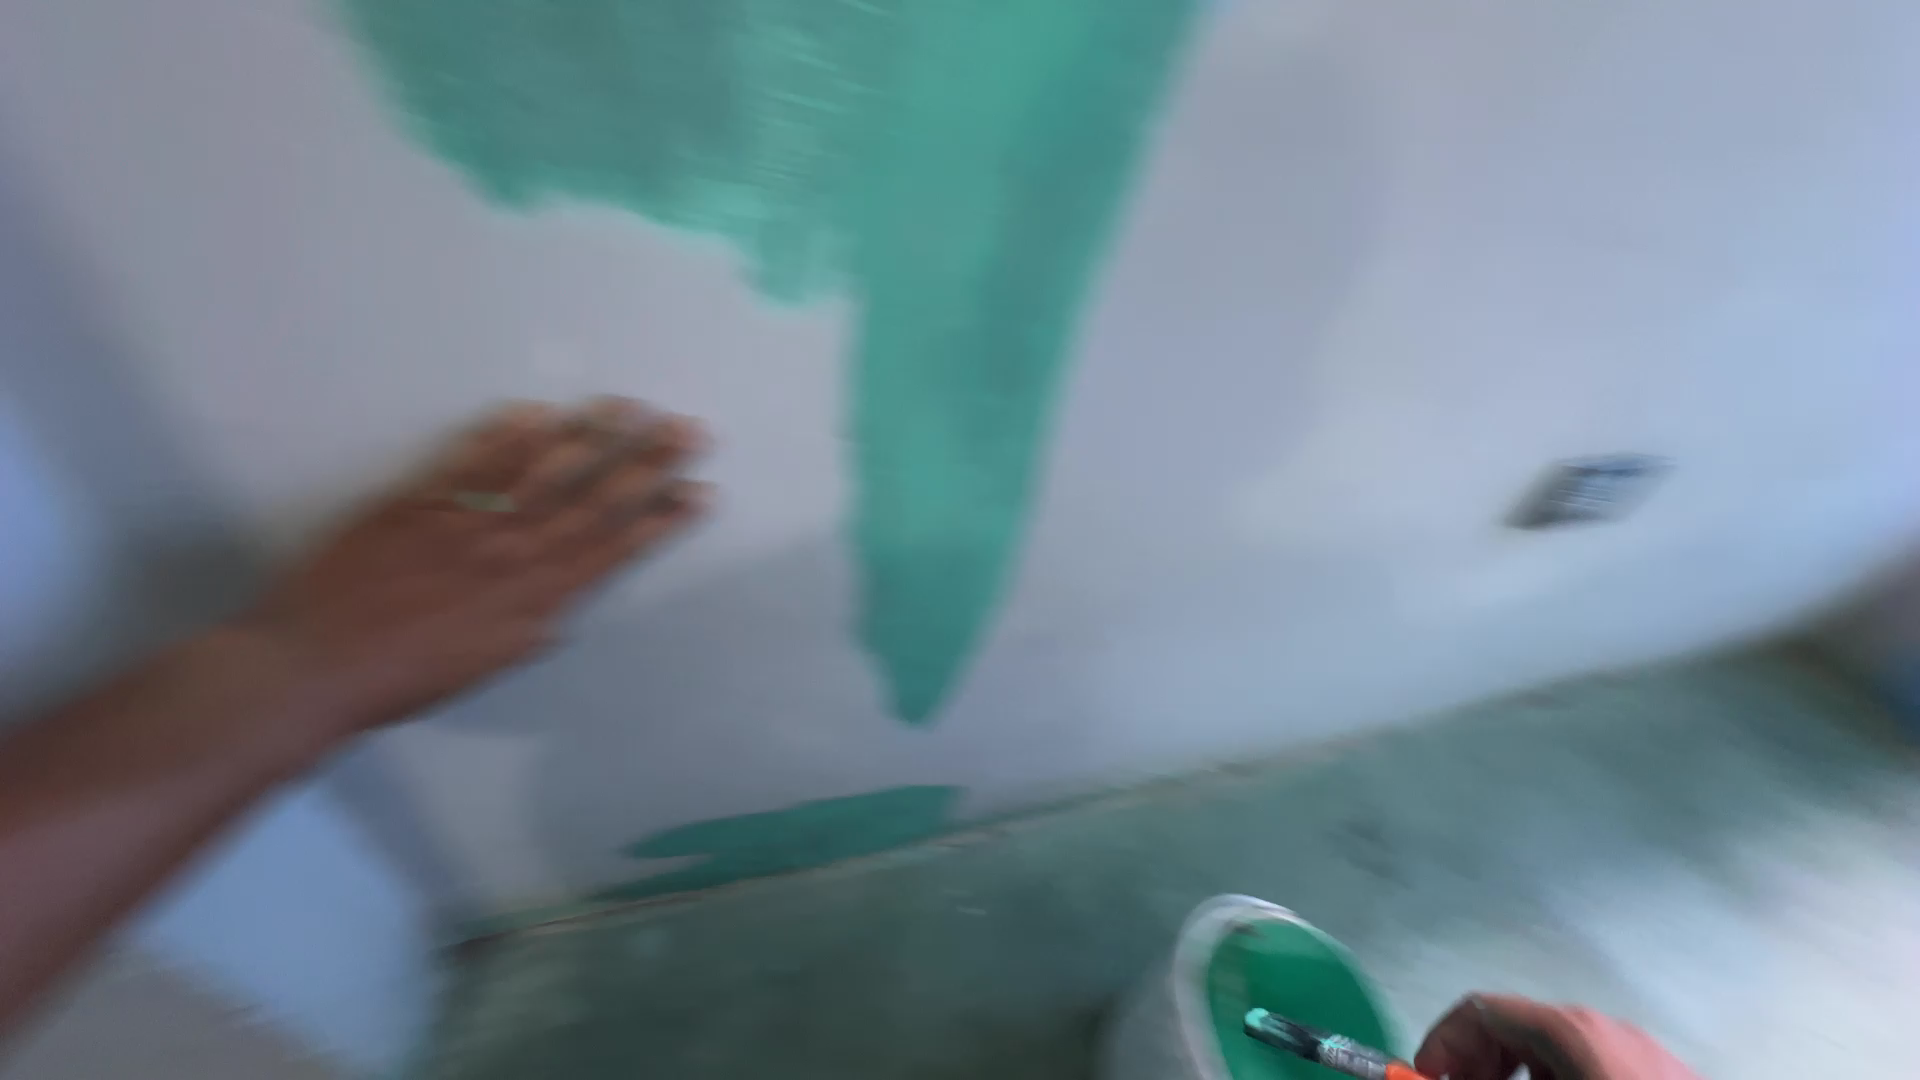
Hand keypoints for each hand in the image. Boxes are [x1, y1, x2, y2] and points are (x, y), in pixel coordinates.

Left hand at [243, 397, 709, 740]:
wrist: (310, 667)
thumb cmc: (408, 675)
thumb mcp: (493, 663)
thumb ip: (536, 624)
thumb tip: (568, 601)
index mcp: (539, 598)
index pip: (617, 547)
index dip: (664, 518)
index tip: (703, 492)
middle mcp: (517, 552)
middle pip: (595, 500)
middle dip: (649, 464)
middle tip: (690, 431)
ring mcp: (468, 521)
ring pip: (543, 471)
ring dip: (593, 437)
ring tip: (631, 407)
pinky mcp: (418, 501)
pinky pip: (469, 462)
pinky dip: (504, 435)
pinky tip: (540, 411)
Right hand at [1415, 995, 1698, 1079]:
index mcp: (1568, 1029)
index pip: (1479, 1009)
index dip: (1442, 1040)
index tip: (1423, 1076)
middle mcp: (1599, 1026)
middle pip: (1512, 1025)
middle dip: (1474, 1061)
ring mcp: (1638, 1051)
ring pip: (1549, 1048)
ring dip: (1511, 1074)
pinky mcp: (1662, 1076)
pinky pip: (1586, 1066)